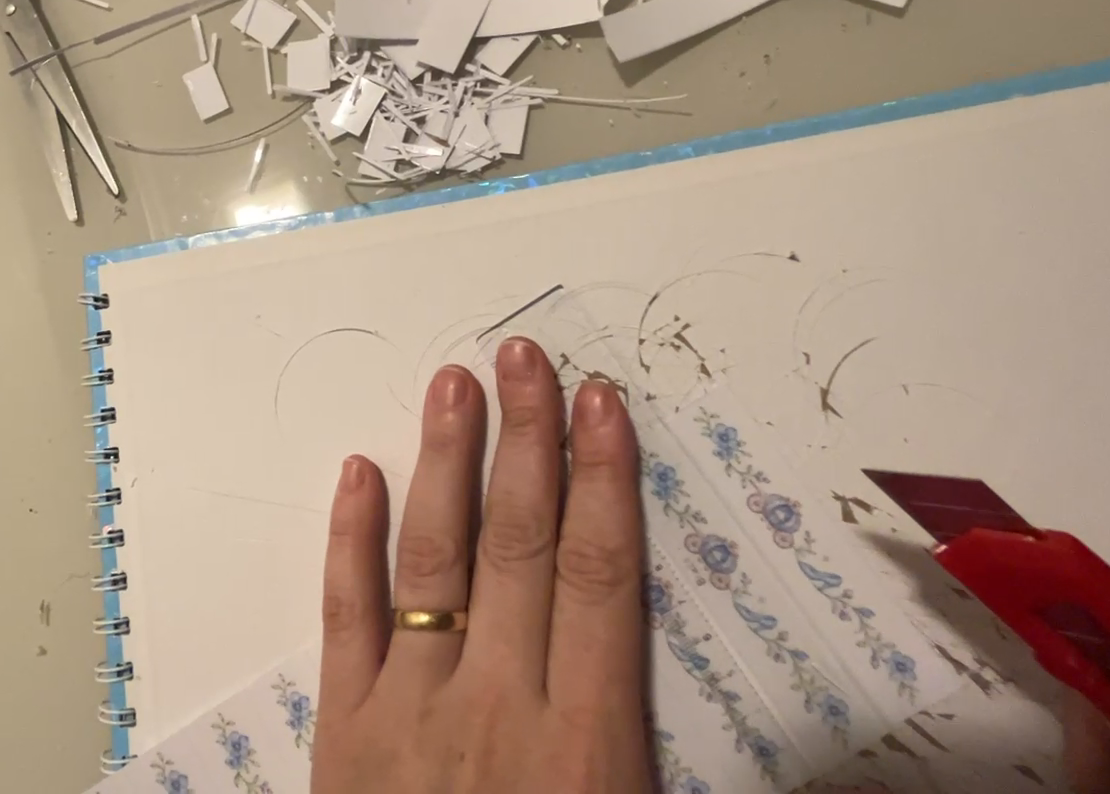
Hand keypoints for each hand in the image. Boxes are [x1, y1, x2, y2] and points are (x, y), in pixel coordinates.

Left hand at [313, 337, 652, 792]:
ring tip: (452, 383)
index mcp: (583, 746)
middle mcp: (492, 705)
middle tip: (524, 356)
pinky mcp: (340, 725)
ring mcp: (405, 707)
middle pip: (517, 544)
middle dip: (526, 440)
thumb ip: (690, 762)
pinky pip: (344, 614)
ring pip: (432, 559)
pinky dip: (349, 537)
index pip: (597, 577)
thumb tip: (768, 720)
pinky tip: (359, 469)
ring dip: (445, 463)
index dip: (603, 480)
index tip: (602, 404)